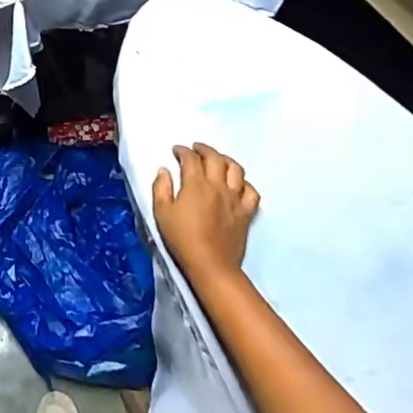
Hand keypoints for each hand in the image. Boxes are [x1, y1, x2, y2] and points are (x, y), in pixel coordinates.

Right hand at [151, 143, 259, 284]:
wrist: (211, 264)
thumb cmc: (182, 238)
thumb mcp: (162, 212)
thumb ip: (161, 188)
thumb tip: (164, 170)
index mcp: (195, 185)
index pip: (191, 158)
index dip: (182, 151)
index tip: (176, 150)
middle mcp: (218, 187)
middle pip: (215, 158)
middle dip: (204, 149)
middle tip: (195, 149)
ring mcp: (235, 199)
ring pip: (236, 170)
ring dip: (225, 160)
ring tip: (217, 160)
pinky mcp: (246, 212)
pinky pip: (252, 191)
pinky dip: (244, 183)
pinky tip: (237, 184)